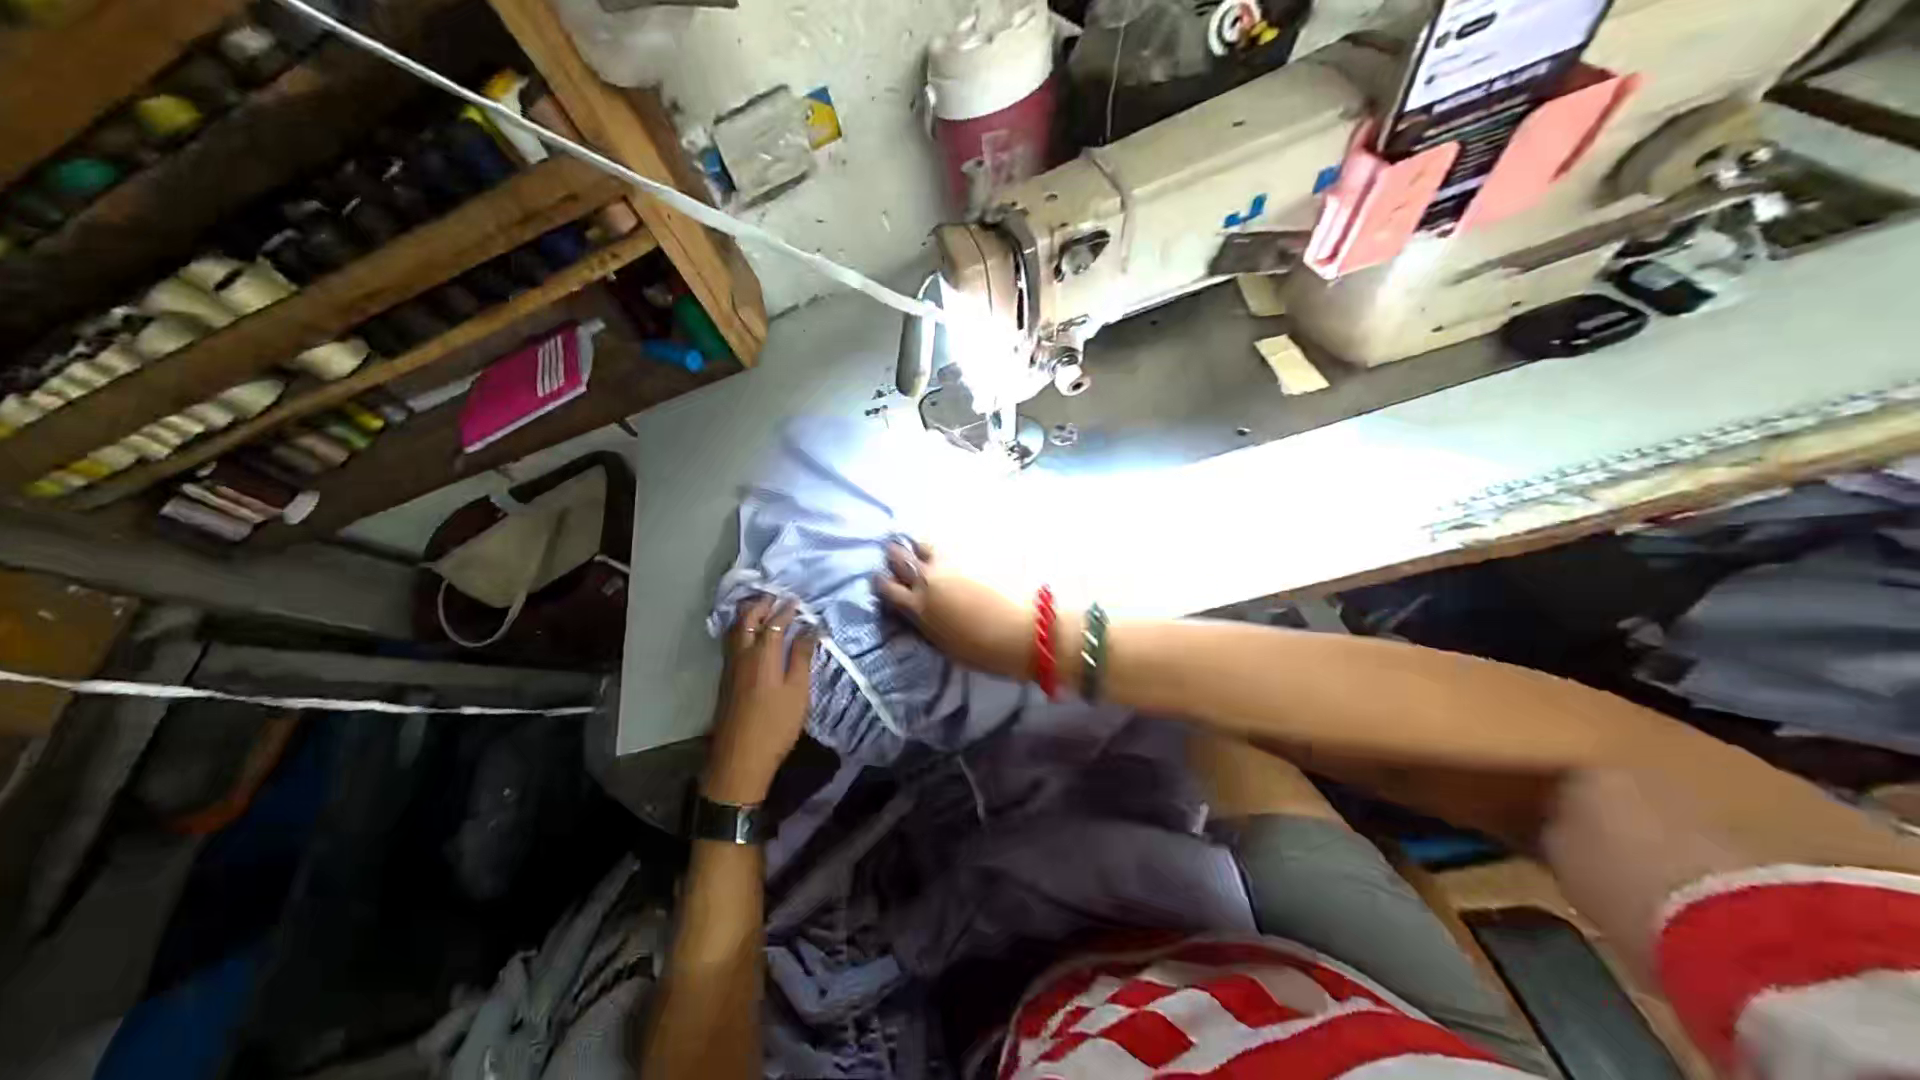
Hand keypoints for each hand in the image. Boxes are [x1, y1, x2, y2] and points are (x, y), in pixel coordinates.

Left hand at [703, 597, 816, 804]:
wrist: (739, 759)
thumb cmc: (775, 725)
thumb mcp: (797, 692)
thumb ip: (801, 657)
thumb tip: (810, 628)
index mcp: (762, 654)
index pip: (774, 622)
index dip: (786, 609)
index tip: (798, 600)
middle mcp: (741, 654)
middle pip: (747, 619)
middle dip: (761, 604)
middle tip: (777, 597)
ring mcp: (730, 666)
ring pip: (735, 629)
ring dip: (749, 614)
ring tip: (764, 609)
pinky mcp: (726, 678)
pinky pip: (732, 641)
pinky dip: (742, 629)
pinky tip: (752, 635)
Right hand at [874, 540, 1035, 679]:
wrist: (1026, 630)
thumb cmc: (986, 651)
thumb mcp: (946, 645)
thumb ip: (927, 624)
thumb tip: (919, 615)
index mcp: (918, 607)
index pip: (887, 588)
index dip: (882, 583)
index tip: (882, 581)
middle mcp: (928, 579)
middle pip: (898, 557)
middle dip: (894, 556)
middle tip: (895, 556)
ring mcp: (951, 562)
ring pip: (922, 544)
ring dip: (917, 547)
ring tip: (922, 550)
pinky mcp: (974, 553)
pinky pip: (950, 545)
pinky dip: (944, 548)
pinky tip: (951, 553)